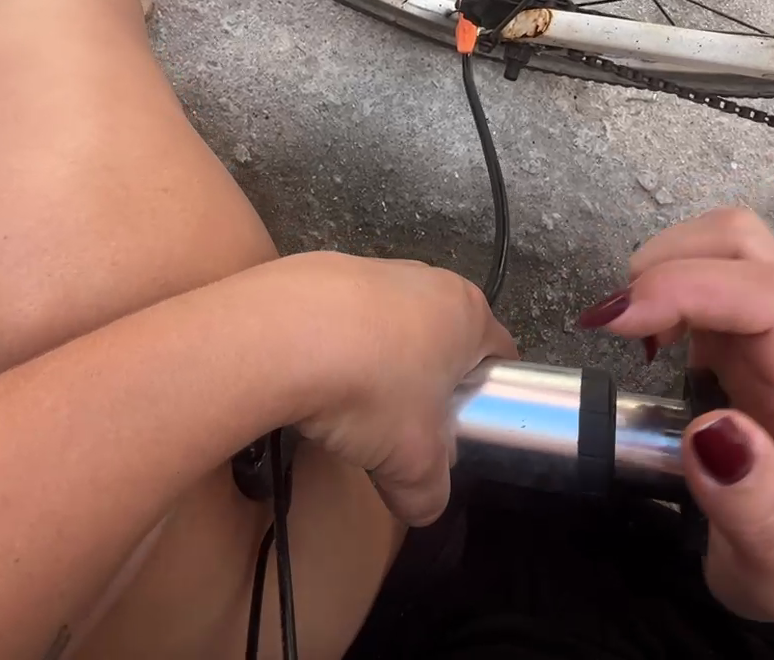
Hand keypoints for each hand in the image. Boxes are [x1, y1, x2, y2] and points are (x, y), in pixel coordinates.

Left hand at [265, 251, 517, 525]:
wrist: (276, 336)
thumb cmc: (370, 389)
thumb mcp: (413, 462)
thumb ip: (429, 492)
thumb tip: (422, 507)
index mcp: (464, 310)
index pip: (498, 351)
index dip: (486, 393)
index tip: (461, 426)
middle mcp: (421, 276)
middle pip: (439, 336)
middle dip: (424, 381)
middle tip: (403, 425)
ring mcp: (367, 265)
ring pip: (386, 323)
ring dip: (374, 361)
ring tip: (346, 403)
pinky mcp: (316, 268)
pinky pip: (337, 313)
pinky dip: (331, 342)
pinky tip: (309, 373)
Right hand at [580, 208, 773, 621]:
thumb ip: (763, 517)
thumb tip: (714, 433)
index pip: (768, 298)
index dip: (685, 288)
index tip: (614, 324)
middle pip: (748, 244)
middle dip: (668, 262)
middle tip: (616, 325)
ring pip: (729, 242)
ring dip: (663, 263)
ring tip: (631, 326)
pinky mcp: (745, 331)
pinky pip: (709, 267)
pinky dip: (663, 277)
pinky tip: (648, 333)